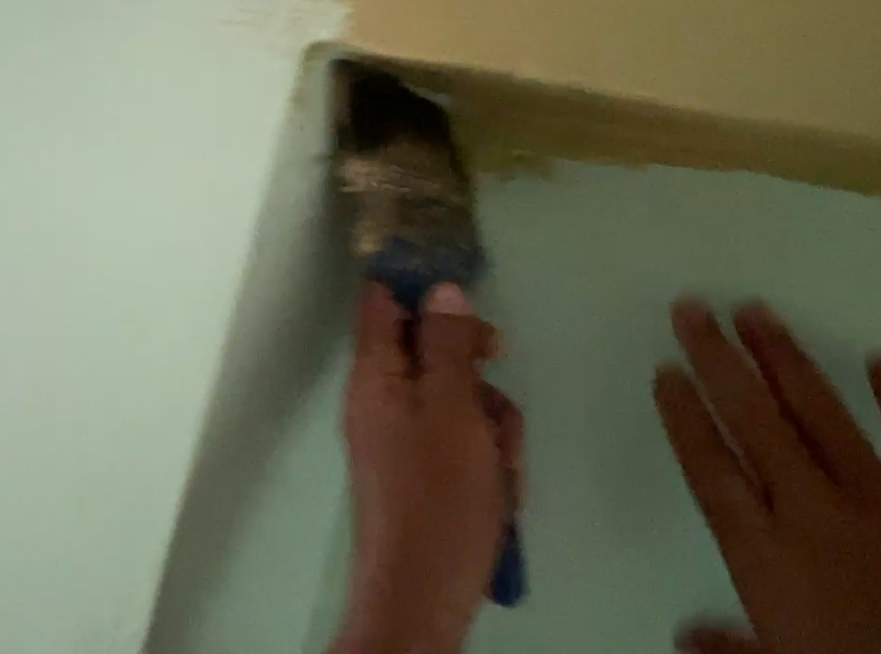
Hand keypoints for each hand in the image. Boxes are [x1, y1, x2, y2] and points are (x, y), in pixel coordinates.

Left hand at [332, 283, 522, 653]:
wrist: (421, 600)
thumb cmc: (438, 496)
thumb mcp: (453, 410)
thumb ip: (449, 346)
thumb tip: (442, 289)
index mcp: (375, 373)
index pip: (380, 300)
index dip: (415, 281)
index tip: (462, 281)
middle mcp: (380, 396)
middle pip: (427, 346)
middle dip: (472, 361)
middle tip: (500, 365)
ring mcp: (399, 435)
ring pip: (452, 394)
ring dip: (489, 417)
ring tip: (505, 461)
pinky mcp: (419, 470)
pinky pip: (456, 437)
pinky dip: (484, 453)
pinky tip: (504, 487)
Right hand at [656, 300, 880, 653]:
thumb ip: (730, 648)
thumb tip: (684, 633)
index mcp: (766, 554)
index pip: (709, 466)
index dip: (682, 413)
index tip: (665, 368)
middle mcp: (813, 513)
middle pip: (753, 420)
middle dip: (718, 359)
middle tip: (693, 308)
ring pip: (821, 415)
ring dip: (785, 360)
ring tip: (757, 311)